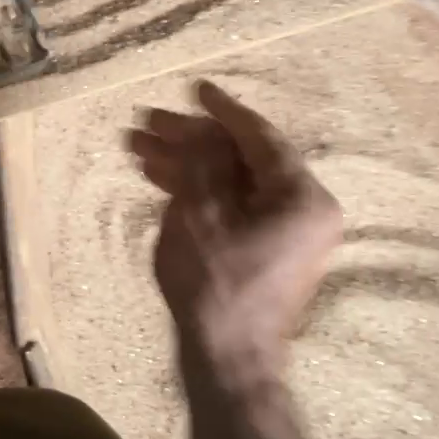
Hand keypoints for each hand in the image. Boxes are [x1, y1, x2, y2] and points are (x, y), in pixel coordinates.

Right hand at [126, 80, 341, 438]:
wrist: (227, 350)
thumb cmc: (215, 279)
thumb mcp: (200, 212)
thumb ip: (203, 163)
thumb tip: (200, 129)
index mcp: (301, 196)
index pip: (260, 138)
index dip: (222, 111)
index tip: (194, 88)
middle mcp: (302, 208)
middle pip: (240, 157)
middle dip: (190, 137)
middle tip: (144, 122)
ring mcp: (283, 229)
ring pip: (228, 179)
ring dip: (184, 160)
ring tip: (136, 145)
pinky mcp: (262, 246)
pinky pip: (228, 202)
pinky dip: (193, 186)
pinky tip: (155, 175)